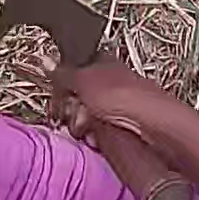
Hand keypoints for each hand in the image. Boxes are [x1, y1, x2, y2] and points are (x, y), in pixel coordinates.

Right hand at [49, 55, 182, 141]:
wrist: (154, 126)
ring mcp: (120, 104)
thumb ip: (62, 72)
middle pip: (80, 94)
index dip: (64, 81)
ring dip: (81, 124)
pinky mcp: (126, 125)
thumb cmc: (121, 96)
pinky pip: (102, 130)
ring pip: (89, 114)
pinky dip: (95, 136)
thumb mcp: (83, 81)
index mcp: (104, 62)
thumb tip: (44, 59)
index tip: (57, 94)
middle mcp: (112, 81)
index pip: (76, 67)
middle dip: (71, 107)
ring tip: (84, 131)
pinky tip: (95, 140)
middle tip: (69, 115)